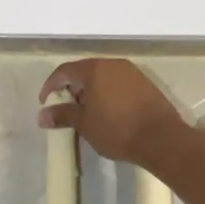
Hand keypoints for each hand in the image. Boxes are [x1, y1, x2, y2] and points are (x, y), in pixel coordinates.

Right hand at [38, 58, 185, 165]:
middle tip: (66, 109)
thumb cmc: (117, 130)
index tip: (45, 104)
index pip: (64, 71)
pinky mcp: (145, 83)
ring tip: (86, 112)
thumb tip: (42, 115)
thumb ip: (63, 115)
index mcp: (94, 69)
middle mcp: (113, 64)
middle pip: (84, 71)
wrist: (162, 139)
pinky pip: (117, 82)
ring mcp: (131, 72)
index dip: (50, 86)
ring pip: (102, 76)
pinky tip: (107, 111)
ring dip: (90, 91)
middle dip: (71, 89)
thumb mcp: (85, 124)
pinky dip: (106, 93)